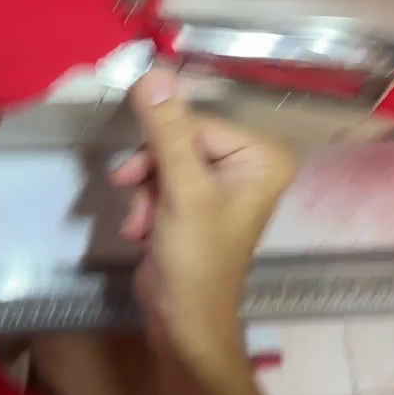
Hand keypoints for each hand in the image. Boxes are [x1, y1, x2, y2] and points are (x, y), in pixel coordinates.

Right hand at [112, 69, 296, 374]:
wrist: (183, 321)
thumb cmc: (194, 260)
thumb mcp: (180, 191)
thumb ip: (166, 133)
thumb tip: (154, 73)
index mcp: (262, 156)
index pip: (198, 123)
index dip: (161, 144)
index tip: (132, 172)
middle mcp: (248, 164)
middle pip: (180, 140)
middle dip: (151, 172)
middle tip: (132, 194)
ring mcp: (221, 185)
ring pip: (165, 160)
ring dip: (145, 192)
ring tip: (142, 223)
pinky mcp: (197, 202)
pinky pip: (163, 181)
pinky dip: (147, 204)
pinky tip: (143, 230)